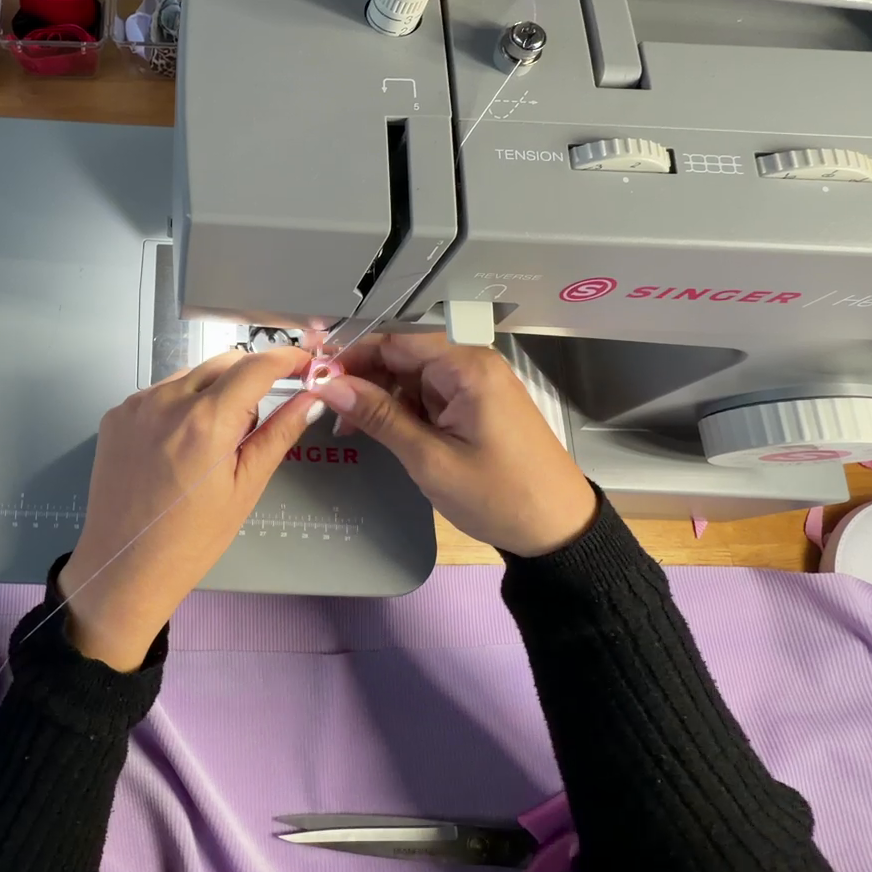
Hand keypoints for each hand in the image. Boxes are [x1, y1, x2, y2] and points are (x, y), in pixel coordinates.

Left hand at [60, 346, 315, 670]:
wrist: (124, 568)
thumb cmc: (191, 539)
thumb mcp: (246, 488)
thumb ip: (279, 434)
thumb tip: (311, 397)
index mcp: (207, 420)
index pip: (256, 365)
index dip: (287, 357)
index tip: (304, 362)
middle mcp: (167, 400)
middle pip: (223, 363)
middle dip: (249, 377)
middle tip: (257, 419)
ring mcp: (136, 404)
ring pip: (190, 375)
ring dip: (212, 392)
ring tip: (212, 442)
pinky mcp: (116, 414)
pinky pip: (160, 393)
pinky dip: (179, 405)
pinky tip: (179, 446)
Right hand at [313, 334, 595, 557]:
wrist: (558, 531)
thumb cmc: (500, 496)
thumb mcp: (429, 458)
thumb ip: (378, 416)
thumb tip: (329, 385)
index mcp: (467, 367)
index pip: (395, 341)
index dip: (350, 352)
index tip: (313, 367)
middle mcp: (470, 366)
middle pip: (399, 356)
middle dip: (358, 376)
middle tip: (320, 400)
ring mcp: (472, 386)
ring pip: (406, 377)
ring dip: (374, 396)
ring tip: (343, 423)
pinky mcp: (471, 406)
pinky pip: (422, 395)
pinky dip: (395, 410)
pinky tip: (371, 428)